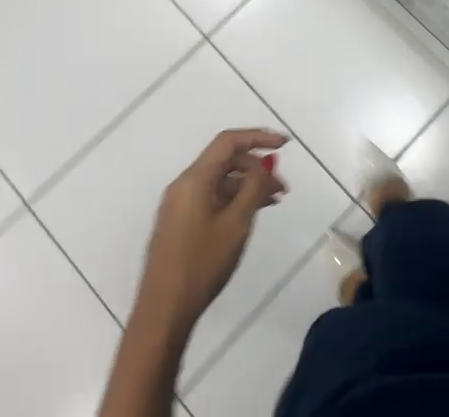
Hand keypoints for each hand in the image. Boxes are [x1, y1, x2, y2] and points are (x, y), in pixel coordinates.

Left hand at [136, 128, 288, 333]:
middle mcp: (183, 185)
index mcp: (194, 179)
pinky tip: (251, 214)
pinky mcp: (180, 223)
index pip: (228, 142)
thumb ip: (253, 187)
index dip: (258, 137)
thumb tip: (265, 162)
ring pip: (219, 181)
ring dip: (247, 186)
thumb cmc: (202, 263)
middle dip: (256, 167)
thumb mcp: (236, 223)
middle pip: (224, 161)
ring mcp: (179, 205)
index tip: (285, 145)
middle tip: (283, 187)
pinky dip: (234, 199)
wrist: (163, 310)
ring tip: (274, 202)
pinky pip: (211, 198)